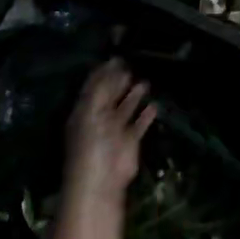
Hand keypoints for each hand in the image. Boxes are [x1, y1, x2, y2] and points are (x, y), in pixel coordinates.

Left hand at [64, 58, 156, 202]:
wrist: (102, 181)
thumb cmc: (92, 145)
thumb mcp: (92, 112)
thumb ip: (103, 88)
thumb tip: (113, 64)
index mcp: (85, 111)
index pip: (93, 86)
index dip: (103, 72)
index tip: (116, 57)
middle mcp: (99, 118)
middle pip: (110, 95)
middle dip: (119, 81)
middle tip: (131, 65)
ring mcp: (115, 131)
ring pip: (125, 108)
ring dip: (134, 96)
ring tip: (145, 82)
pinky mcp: (130, 142)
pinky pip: (139, 124)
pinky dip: (146, 116)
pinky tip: (155, 105)